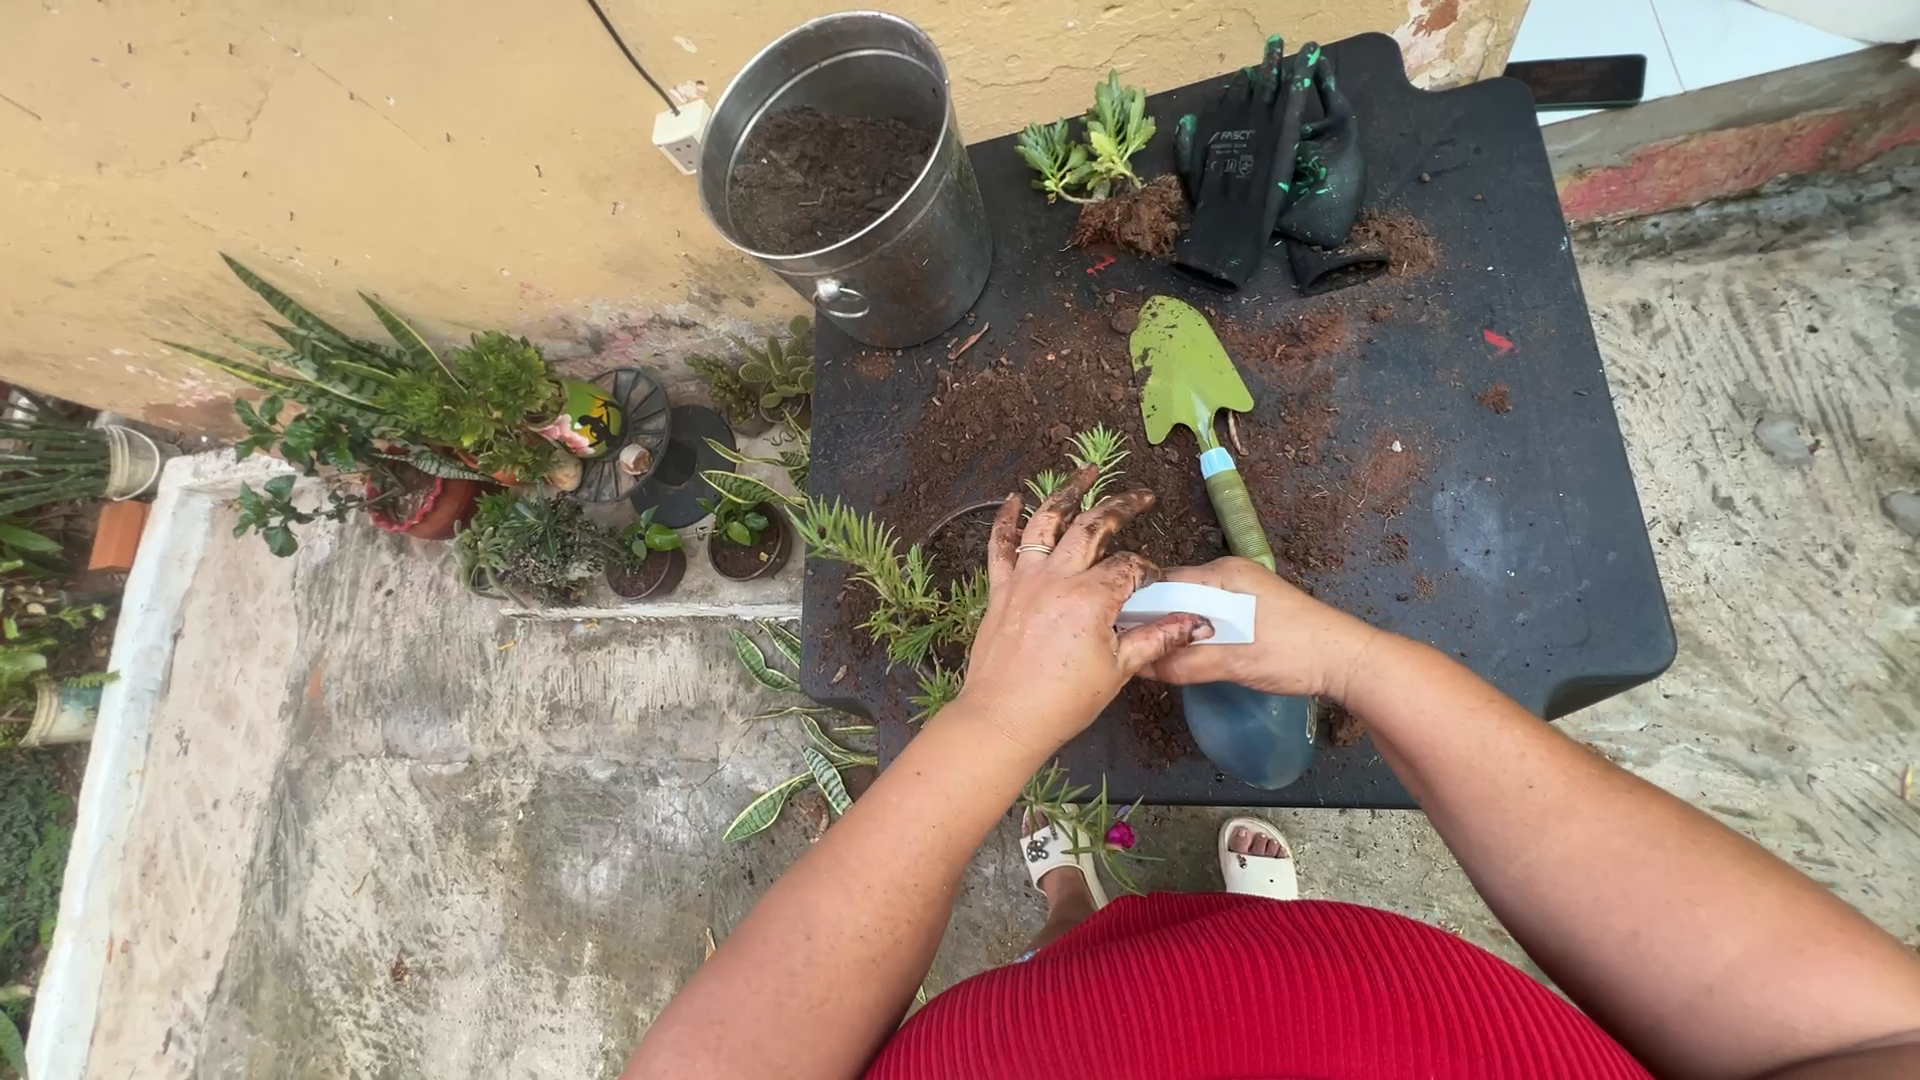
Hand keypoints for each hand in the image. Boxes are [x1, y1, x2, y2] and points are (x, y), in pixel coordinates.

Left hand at [954, 467, 1211, 755]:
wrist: (1004, 717)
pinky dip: (1005, 520)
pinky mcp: (1000, 589)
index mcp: (1091, 597)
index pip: (1129, 567)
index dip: (1146, 571)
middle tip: (1142, 495)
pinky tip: (1013, 499)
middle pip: (1093, 527)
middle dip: (1122, 506)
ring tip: (1087, 471)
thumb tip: (1196, 622)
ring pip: (1045, 521)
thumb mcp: (1118, 669)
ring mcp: (1024, 579)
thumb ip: (1157, 638)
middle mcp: (1056, 576)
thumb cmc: (1064, 700)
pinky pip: (1000, 545)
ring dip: (1067, 491)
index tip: (1153, 582)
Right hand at [1136, 557, 1381, 701]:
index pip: (1164, 582)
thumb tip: (1139, 668)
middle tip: (1131, 645)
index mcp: (1223, 574)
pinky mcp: (1251, 606)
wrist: (1351, 661)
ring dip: (1176, 626)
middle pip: (1176, 592)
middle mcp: (1229, 573)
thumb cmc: (1295, 654)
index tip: (1117, 630)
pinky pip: (1209, 613)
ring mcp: (1241, 588)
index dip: (1138, 606)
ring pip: (1192, 604)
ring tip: (1153, 650)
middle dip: (1155, 618)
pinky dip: (1195, 629)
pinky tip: (1186, 650)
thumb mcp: (1235, 662)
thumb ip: (1185, 664)